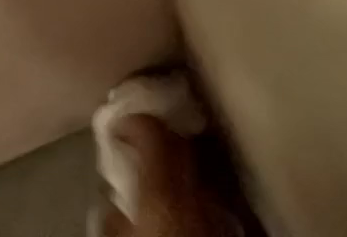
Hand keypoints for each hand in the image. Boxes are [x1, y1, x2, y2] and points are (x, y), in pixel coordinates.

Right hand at [100, 116, 247, 236]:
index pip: (154, 133)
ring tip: (157, 183)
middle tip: (134, 145)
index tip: (117, 126)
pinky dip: (194, 199)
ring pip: (197, 176)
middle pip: (180, 146)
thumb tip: (114, 207)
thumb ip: (114, 222)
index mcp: (164, 194)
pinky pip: (210, 205)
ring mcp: (219, 217)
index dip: (134, 122)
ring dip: (178, 170)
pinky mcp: (231, 235)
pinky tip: (182, 215)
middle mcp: (197, 196)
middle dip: (157, 138)